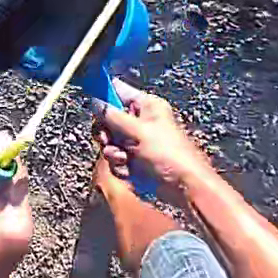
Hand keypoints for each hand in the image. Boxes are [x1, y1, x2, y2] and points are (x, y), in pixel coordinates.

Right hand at [94, 80, 215, 189]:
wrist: (183, 187)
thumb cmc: (169, 155)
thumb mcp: (138, 131)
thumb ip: (113, 116)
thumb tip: (95, 103)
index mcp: (146, 106)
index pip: (118, 91)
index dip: (104, 96)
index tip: (94, 107)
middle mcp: (140, 120)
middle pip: (107, 118)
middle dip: (106, 133)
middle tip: (109, 140)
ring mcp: (135, 140)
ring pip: (109, 140)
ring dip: (112, 152)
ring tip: (125, 159)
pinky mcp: (133, 158)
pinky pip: (114, 157)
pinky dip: (119, 165)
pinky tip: (129, 170)